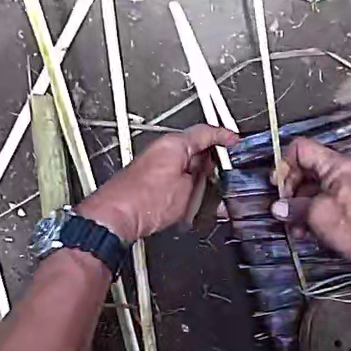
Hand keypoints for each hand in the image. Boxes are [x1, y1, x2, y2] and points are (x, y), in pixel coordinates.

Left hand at [78, 124, 237, 241]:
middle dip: (211, 162)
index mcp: (174, 144)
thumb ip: (204, 179)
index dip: (225, 137)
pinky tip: (187, 203)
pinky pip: (173, 175)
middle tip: (223, 175)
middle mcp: (161, 149)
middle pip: (195, 148)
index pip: (206, 132)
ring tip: (205, 196)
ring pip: (184, 164)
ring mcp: (153, 162)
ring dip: (197, 177)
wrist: (115, 217)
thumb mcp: (190, 192)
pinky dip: (184, 185)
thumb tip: (209, 174)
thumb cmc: (144, 203)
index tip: (234, 142)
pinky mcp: (147, 177)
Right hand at [270, 137, 350, 268]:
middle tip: (284, 208)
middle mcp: (338, 175)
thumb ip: (294, 207)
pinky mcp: (343, 210)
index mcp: (334, 166)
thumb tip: (280, 207)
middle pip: (302, 171)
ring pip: (309, 192)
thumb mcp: (317, 213)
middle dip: (289, 191)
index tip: (278, 185)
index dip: (285, 164)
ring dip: (297, 209)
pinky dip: (308, 218)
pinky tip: (305, 232)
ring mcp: (340, 192)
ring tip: (294, 226)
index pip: (300, 149)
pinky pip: (318, 207)